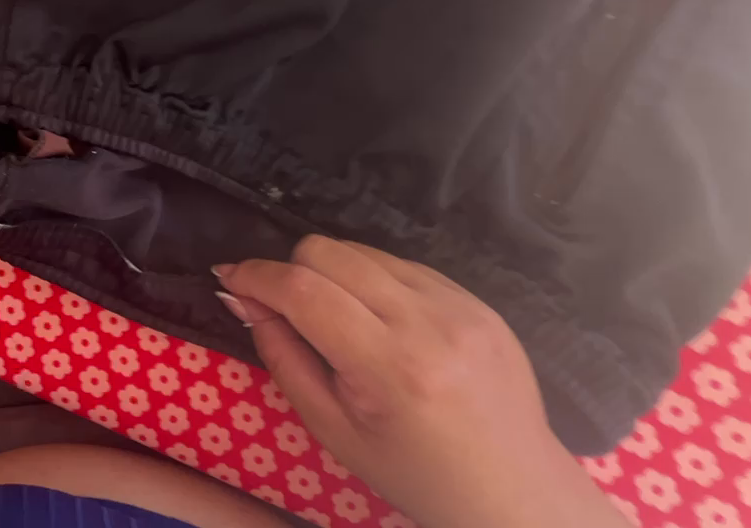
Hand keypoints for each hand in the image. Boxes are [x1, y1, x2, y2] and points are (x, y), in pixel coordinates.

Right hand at [216, 236, 624, 527]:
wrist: (523, 501)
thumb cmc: (414, 474)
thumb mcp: (330, 426)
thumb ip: (279, 353)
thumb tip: (239, 296)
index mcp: (391, 366)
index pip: (300, 289)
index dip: (253, 275)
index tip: (227, 278)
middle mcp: (430, 324)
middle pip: (324, 251)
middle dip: (290, 270)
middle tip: (287, 308)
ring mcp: (461, 307)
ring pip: (357, 249)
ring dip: (329, 272)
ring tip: (338, 317)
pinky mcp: (479, 302)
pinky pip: (396, 263)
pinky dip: (369, 280)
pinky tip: (380, 321)